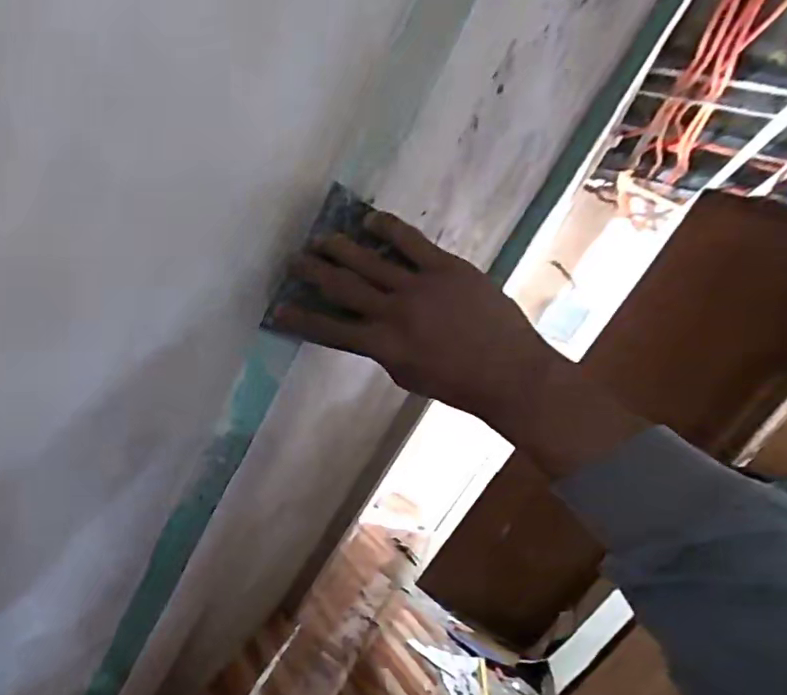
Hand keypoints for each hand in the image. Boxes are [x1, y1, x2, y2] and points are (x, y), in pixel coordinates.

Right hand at [268, 211, 553, 412]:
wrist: (507, 371)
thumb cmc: (455, 383)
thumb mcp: (406, 375)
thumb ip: (384, 350)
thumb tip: (371, 328)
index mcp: (382, 346)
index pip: (330, 331)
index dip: (301, 320)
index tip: (278, 310)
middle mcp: (392, 313)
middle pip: (343, 288)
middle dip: (313, 274)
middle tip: (294, 261)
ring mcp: (419, 287)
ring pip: (369, 261)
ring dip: (340, 248)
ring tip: (320, 238)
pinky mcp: (446, 268)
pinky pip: (410, 243)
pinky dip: (387, 228)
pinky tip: (369, 220)